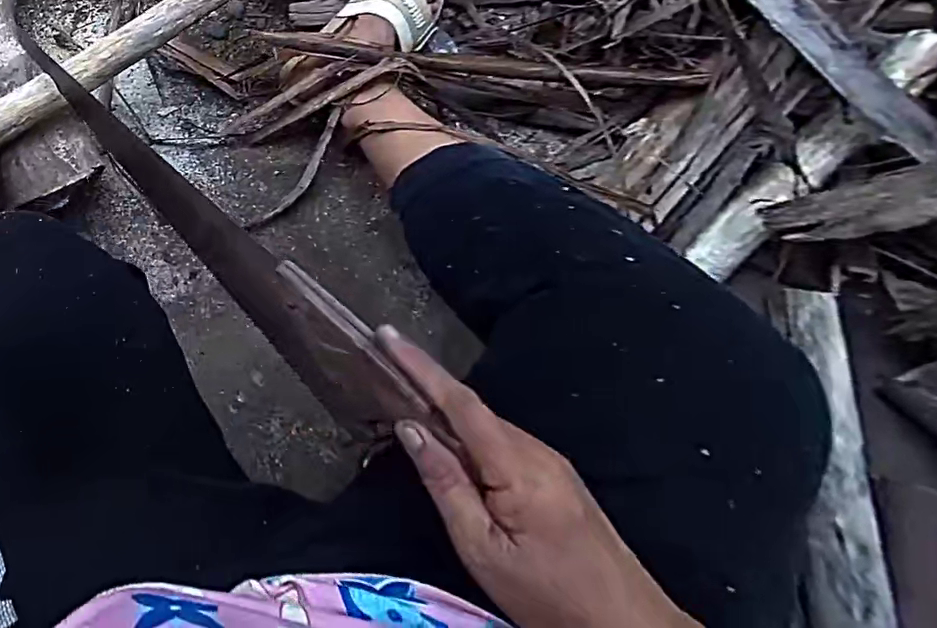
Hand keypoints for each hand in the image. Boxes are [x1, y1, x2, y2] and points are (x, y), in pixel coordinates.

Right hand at [378, 327, 700, 627]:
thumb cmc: (552, 599)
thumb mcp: (482, 548)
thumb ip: (443, 483)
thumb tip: (409, 427)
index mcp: (518, 469)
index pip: (460, 402)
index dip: (420, 366)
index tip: (387, 335)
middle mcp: (537, 454)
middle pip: (470, 408)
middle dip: (424, 381)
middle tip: (380, 361)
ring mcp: (551, 464)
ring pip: (484, 423)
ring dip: (442, 405)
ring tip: (401, 393)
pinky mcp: (556, 477)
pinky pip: (498, 438)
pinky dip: (464, 427)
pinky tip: (444, 435)